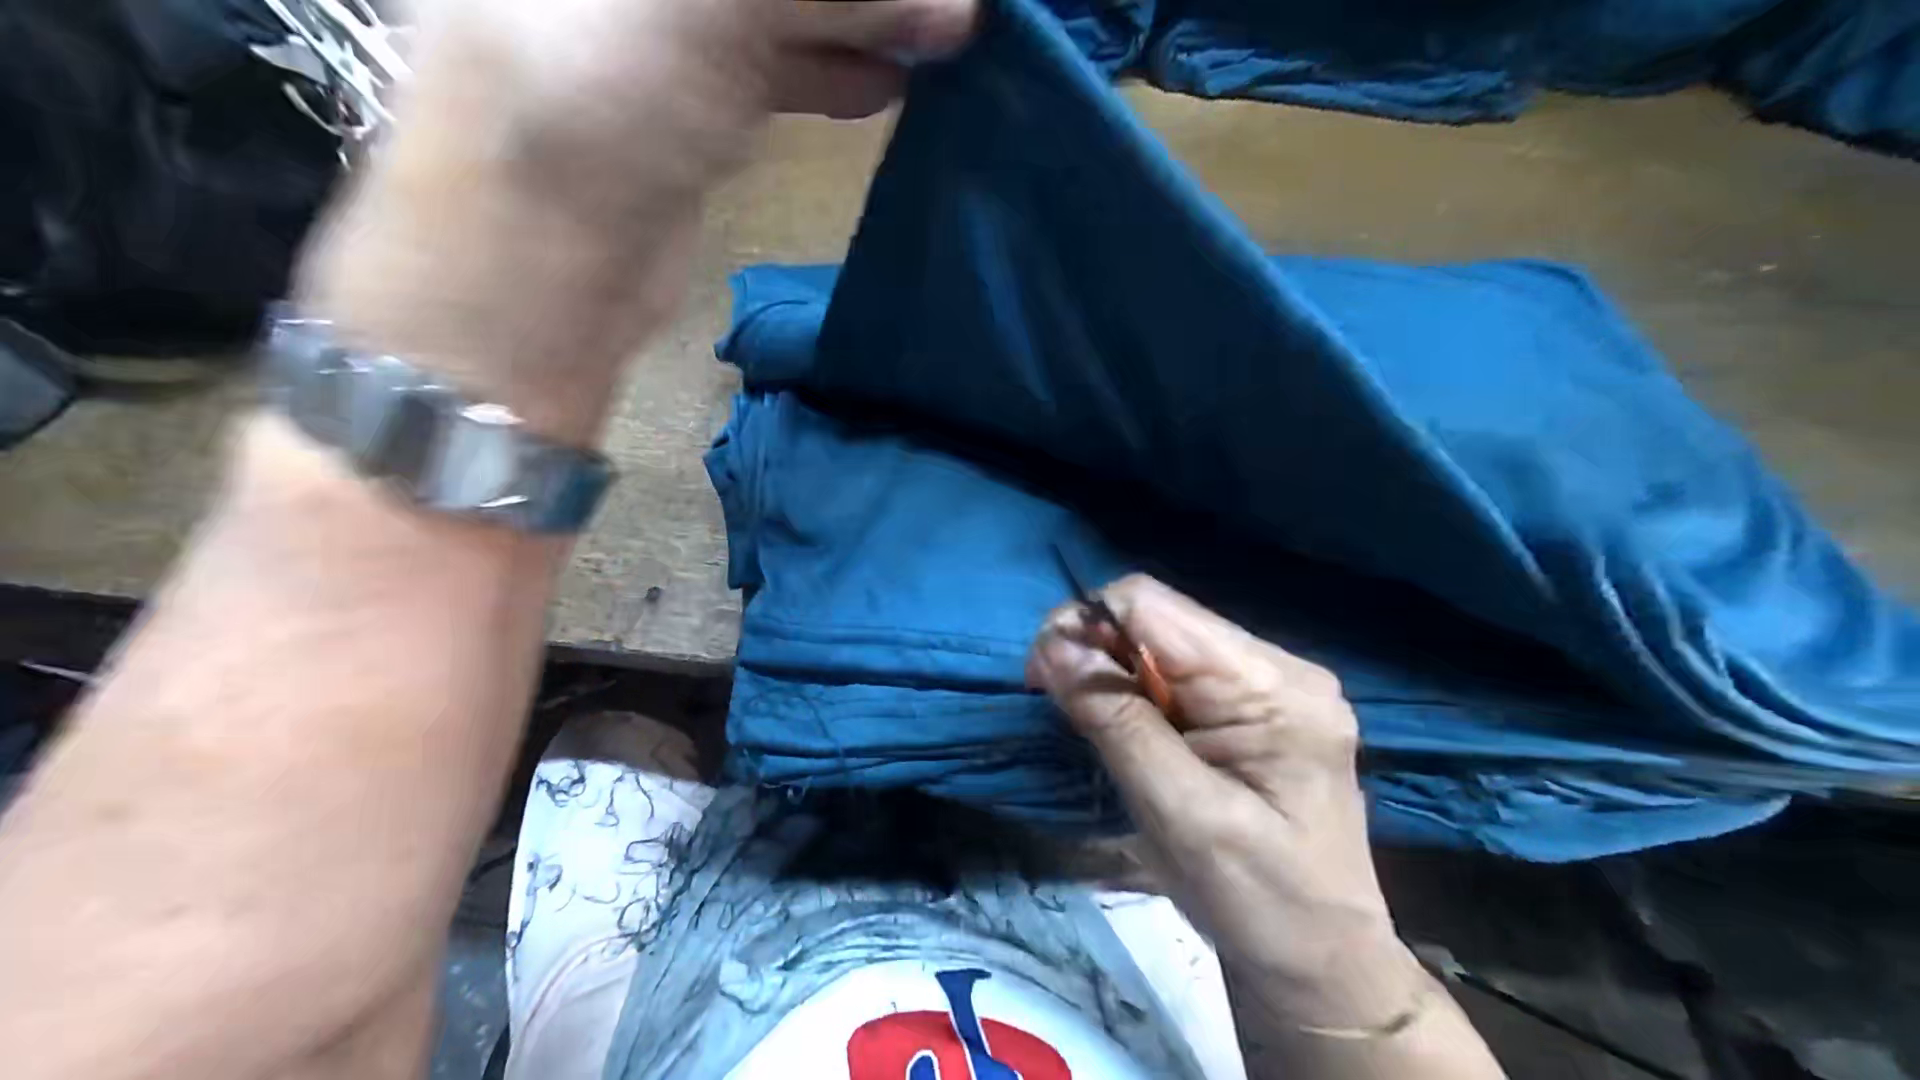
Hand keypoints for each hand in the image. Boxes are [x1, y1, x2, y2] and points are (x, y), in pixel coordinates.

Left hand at [407, 0, 980, 228]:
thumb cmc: (597, 100)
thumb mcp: (705, 7)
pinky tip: (892, 83)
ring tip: (946, 35)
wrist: (548, 261)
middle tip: (957, 3)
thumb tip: (956, 1)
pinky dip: (834, 75)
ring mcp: (658, 36)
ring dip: (862, 20)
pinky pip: (775, 72)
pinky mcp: (689, 112)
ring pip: (779, 8)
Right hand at [1028, 575, 1421, 1026]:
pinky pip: (1178, 672)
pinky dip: (1139, 693)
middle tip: (1064, 706)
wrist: (1322, 967)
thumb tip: (1054, 646)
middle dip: (1097, 651)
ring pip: (1162, 643)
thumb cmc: (1258, 901)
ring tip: (1101, 729)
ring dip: (1115, 675)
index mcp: (1272, 686)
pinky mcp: (1257, 706)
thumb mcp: (1178, 814)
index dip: (1085, 624)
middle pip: (1158, 619)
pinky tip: (1136, 732)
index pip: (1153, 606)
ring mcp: (1271, 684)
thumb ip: (1116, 721)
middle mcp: (1278, 667)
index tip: (1043, 676)